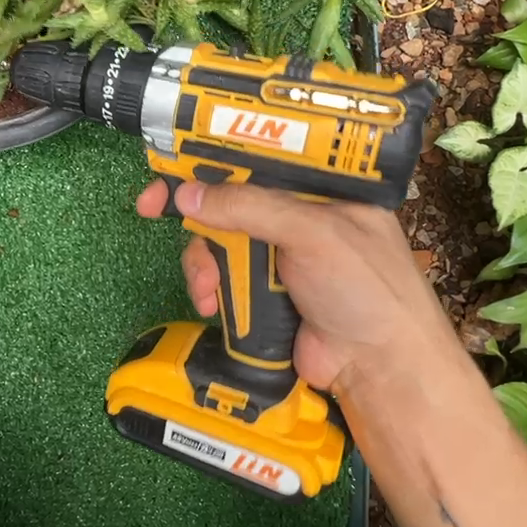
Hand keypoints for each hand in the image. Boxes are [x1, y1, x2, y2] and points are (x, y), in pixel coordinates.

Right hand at [134, 179, 453, 392]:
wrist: (377, 371)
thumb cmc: (365, 289)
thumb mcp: (311, 234)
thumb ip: (249, 208)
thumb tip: (186, 194)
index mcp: (321, 188)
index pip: (258, 157)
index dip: (213, 155)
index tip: (171, 161)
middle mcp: (297, 214)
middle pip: (228, 197)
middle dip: (193, 209)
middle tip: (149, 207)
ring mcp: (277, 254)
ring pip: (216, 238)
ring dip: (202, 261)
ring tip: (208, 288)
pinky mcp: (261, 289)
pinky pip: (218, 274)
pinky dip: (208, 287)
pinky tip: (212, 304)